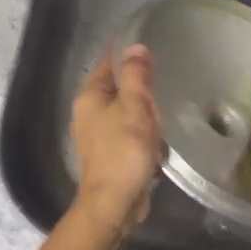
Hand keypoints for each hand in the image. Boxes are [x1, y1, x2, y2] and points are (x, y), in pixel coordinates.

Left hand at [70, 44, 162, 231]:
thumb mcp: (134, 106)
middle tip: (162, 83)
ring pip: (122, 114)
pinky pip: (126, 135)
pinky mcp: (108, 157)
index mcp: (89, 98)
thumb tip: (136, 47)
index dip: (126, 55)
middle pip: (115, 89)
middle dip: (137, 87)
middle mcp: (87, 114)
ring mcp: (96, 138)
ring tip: (163, 112)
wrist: (114, 202)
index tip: (149, 48)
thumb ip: (136, 76)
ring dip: (141, 112)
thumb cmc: (124, 150)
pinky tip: (156, 140)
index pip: (107, 64)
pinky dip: (141, 133)